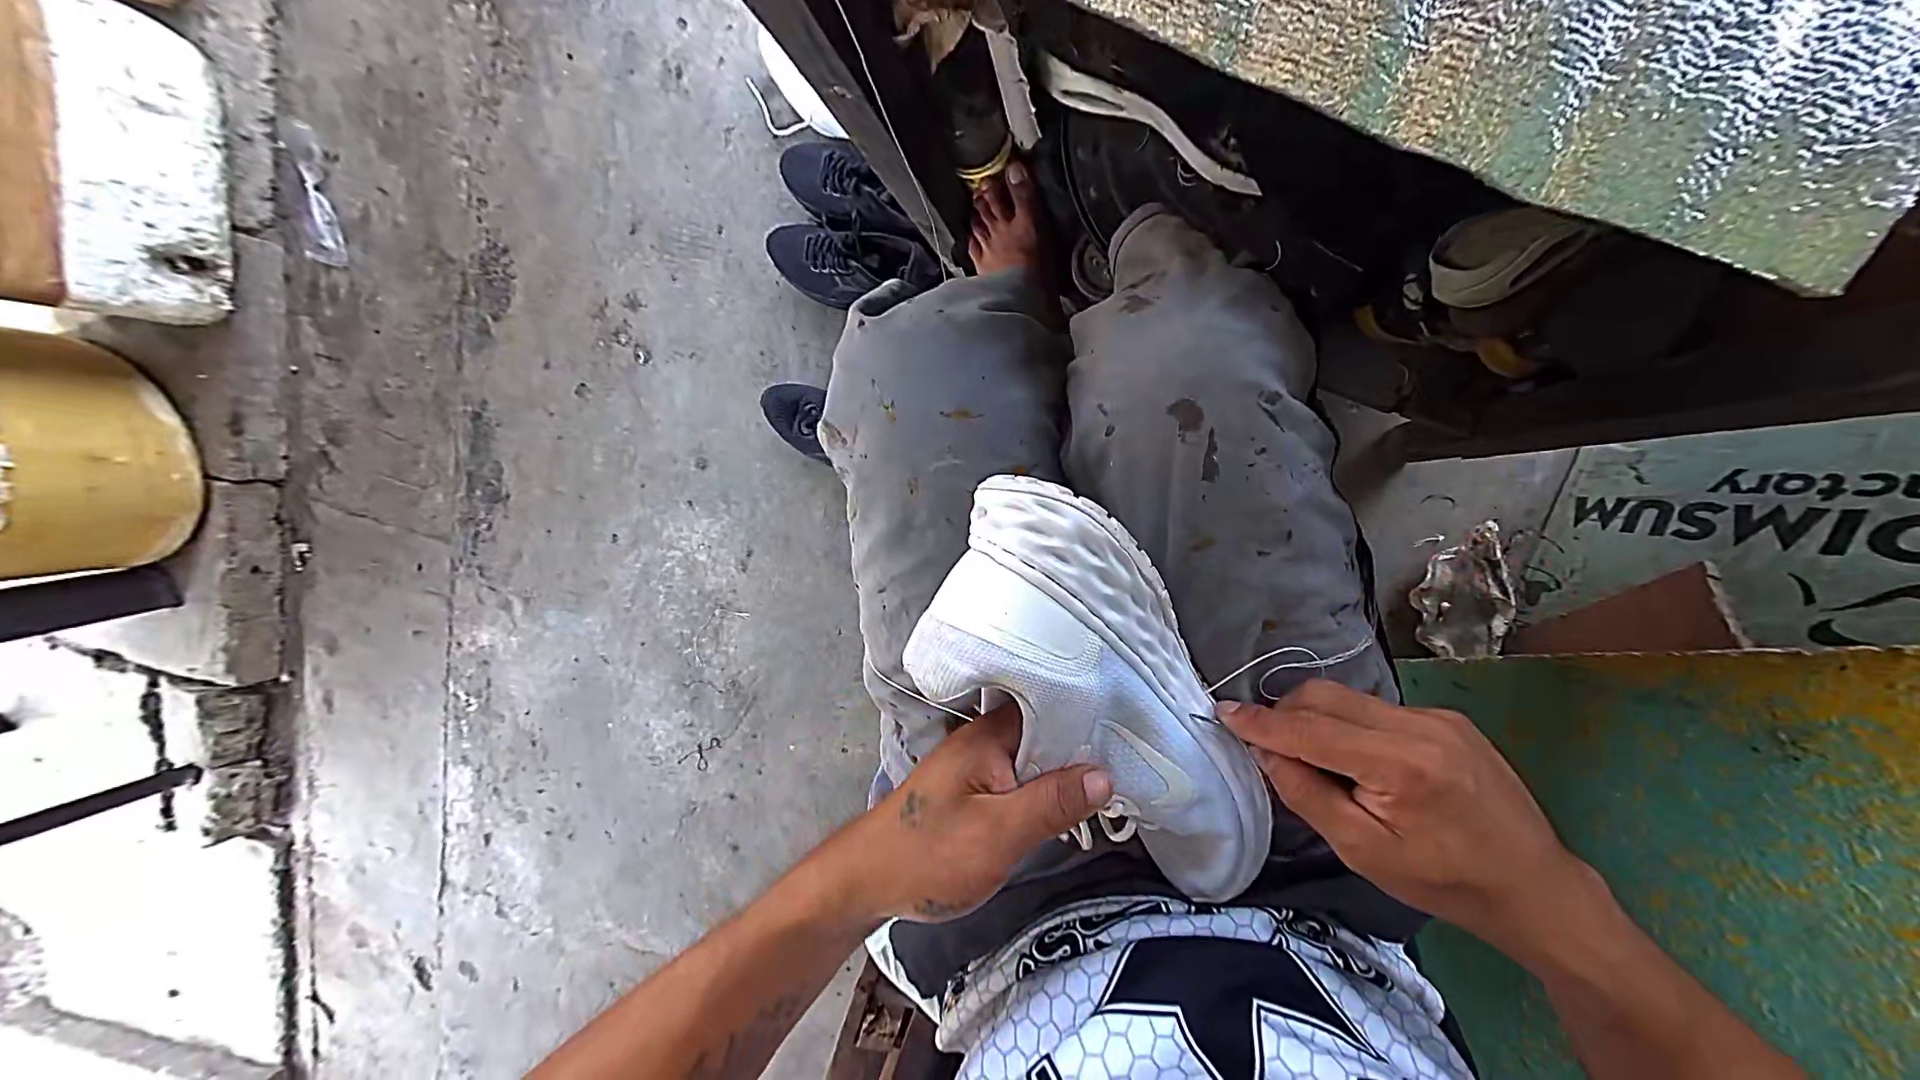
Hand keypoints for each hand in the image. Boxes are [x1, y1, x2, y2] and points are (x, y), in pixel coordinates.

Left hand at [816, 703, 1110, 923]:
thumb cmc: (927, 856)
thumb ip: (1051, 804)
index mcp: (988, 735)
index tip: (1133, 729)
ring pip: (1034, 754)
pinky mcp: (975, 784)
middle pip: (1046, 729)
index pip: (1050, 706)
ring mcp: (977, 761)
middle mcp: (983, 738)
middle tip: (1135, 755)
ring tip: (1112, 774)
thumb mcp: (997, 835)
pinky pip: (1021, 773)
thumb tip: (1105, 775)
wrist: (866, 881)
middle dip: (1084, 743)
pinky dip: (1045, 783)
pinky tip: (1069, 796)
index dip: (1091, 716)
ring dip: (1065, 767)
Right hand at [1219, 679, 1590, 955]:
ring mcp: (1437, 716)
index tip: (1223, 712)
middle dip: (1284, 714)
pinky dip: (1348, 724)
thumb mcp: (1362, 850)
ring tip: (1314, 757)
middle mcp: (1419, 726)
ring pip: (1347, 698)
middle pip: (1325, 698)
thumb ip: (1306, 793)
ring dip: (1315, 717)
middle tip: (1269, 746)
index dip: (1261, 721)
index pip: (1310, 729)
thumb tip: (1266, 751)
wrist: (1535, 888)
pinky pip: (1375, 708)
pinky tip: (1358, 759)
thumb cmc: (1444, 881)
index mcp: (1401, 765)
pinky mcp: (1446, 717)